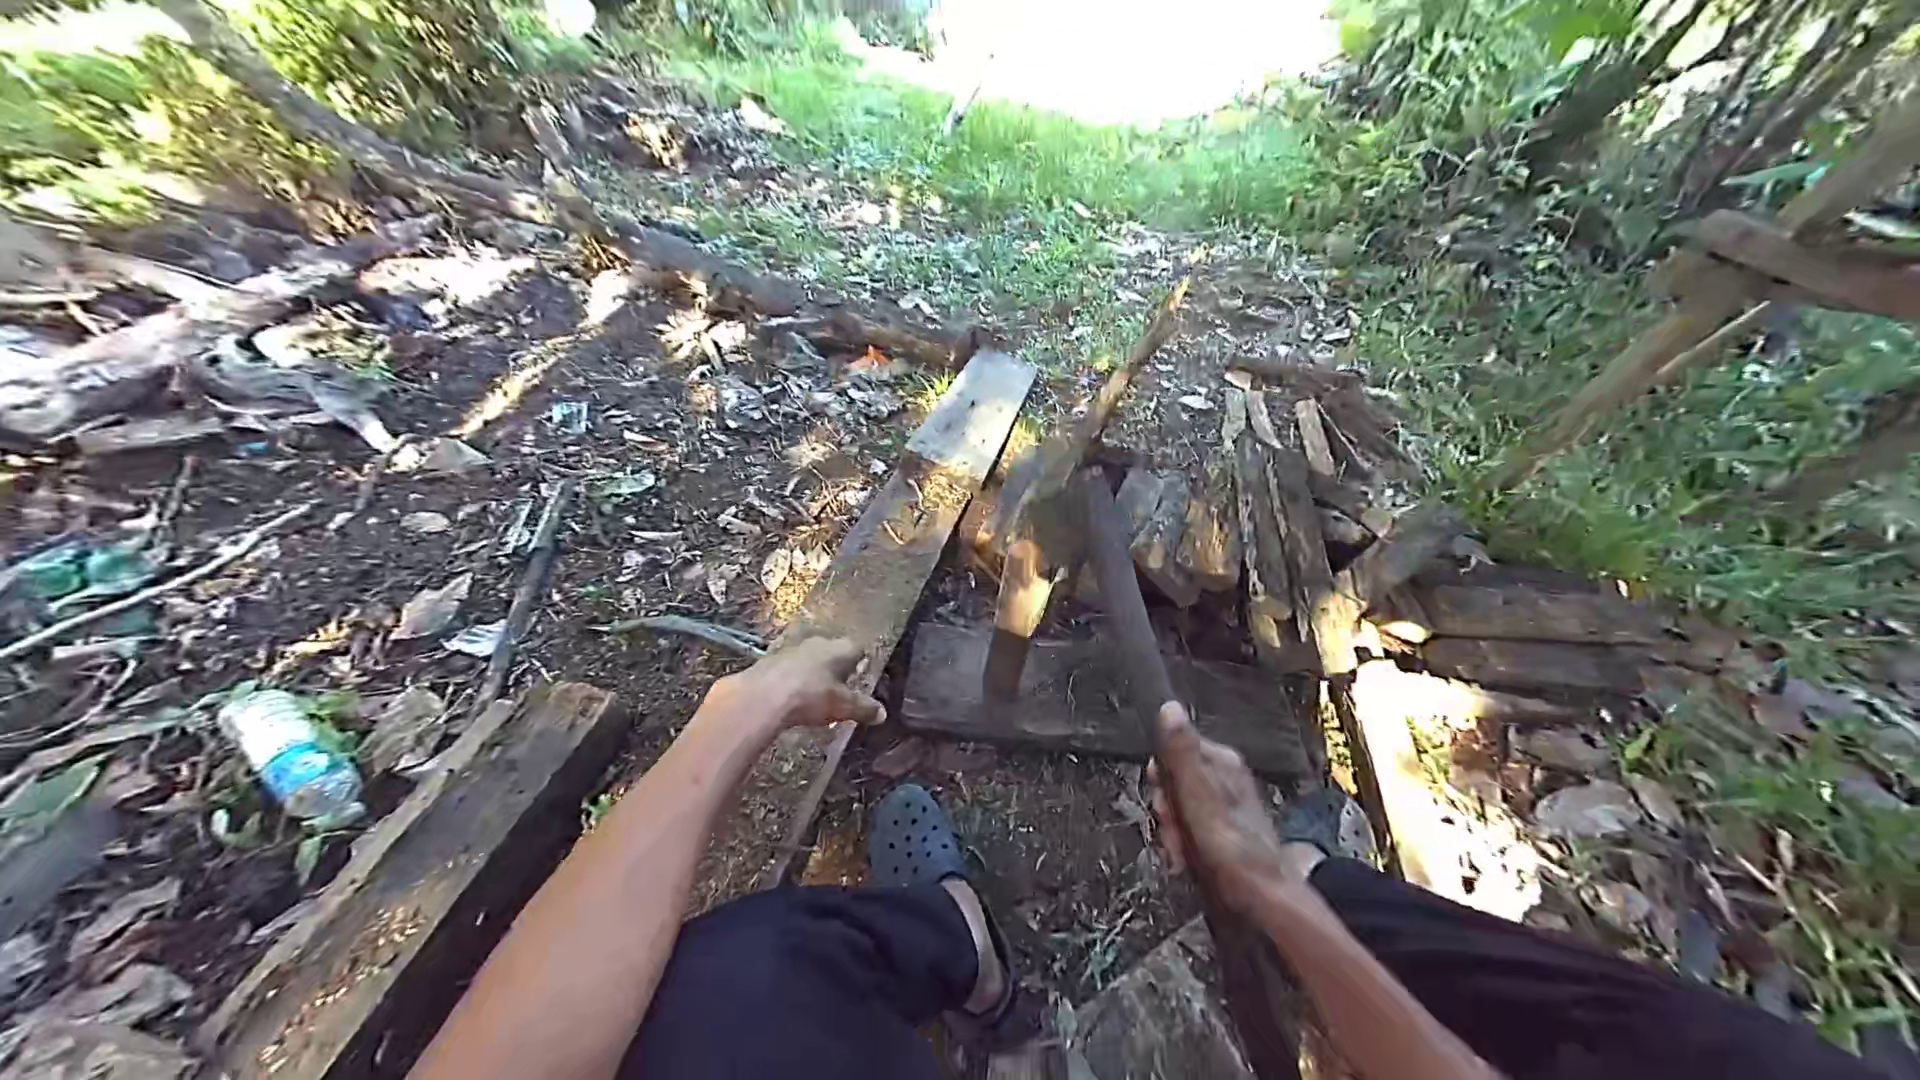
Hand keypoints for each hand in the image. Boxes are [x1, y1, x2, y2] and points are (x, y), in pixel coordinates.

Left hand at [710, 636, 885, 734]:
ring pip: (809, 658)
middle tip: (839, 688)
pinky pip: (788, 667)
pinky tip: (790, 696)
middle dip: (836, 667)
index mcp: (839, 649)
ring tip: (814, 694)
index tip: (860, 676)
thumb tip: (882, 713)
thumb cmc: (810, 696)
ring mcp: (791, 649)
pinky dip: (792, 679)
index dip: (860, 662)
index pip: (857, 648)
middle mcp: (817, 643)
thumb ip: (863, 708)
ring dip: (812, 672)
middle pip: (833, 651)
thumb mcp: (843, 707)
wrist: (760, 697)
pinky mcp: (769, 660)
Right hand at [1148, 702, 1287, 913]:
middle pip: (1174, 782)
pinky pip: (1191, 829)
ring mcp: (1227, 807)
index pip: (1172, 751)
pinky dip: (1184, 845)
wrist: (1262, 899)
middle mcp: (1226, 779)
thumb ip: (1180, 750)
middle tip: (1174, 829)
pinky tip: (1188, 860)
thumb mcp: (1196, 791)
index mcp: (1221, 761)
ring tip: (1182, 851)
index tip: (1163, 800)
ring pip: (1180, 809)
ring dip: (1173, 831)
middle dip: (1166, 810)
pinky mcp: (1226, 833)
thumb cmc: (1231, 847)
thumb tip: (1169, 707)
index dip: (1160, 778)